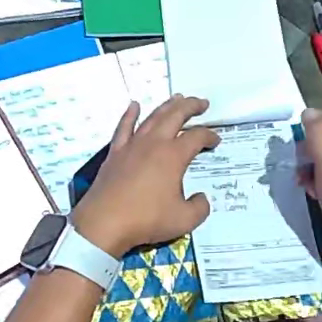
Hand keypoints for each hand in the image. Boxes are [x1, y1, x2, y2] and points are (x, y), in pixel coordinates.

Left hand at [70, 95, 220, 256]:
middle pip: (175, 116)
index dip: (209, 136)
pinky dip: (130, 114)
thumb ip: (200, 207)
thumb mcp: (185, 220)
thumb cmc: (147, 219)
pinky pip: (124, 127)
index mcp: (173, 156)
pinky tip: (134, 106)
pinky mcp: (115, 153)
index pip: (196, 137)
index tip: (216, 141)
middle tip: (202, 103)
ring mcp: (132, 146)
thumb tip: (201, 198)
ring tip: (177, 98)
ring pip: (152, 117)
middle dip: (191, 107)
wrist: (105, 222)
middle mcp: (153, 144)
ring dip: (166, 106)